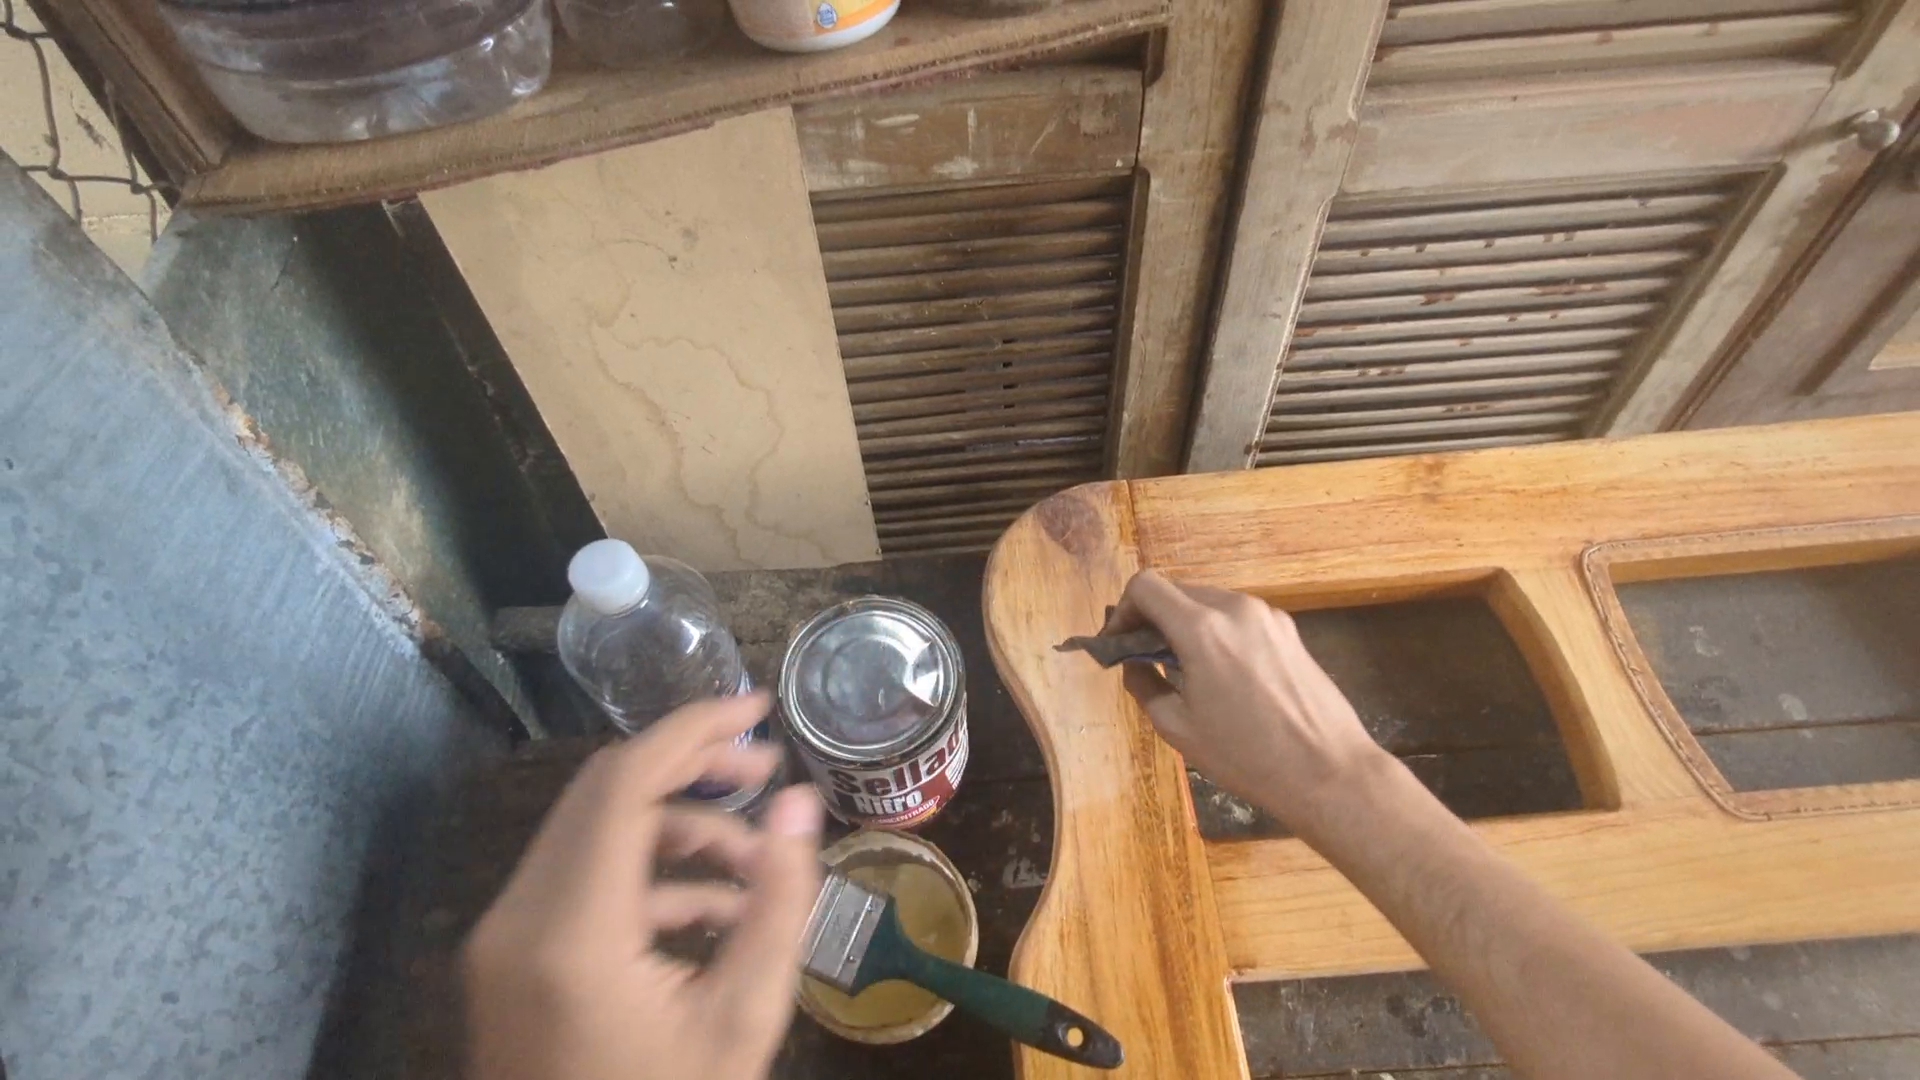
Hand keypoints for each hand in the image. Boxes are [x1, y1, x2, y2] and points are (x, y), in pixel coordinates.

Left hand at [463, 693, 823, 1079]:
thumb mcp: (745, 1017)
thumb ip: (780, 901)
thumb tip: (800, 802)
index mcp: (571, 932)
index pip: (625, 780)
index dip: (694, 728)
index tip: (759, 707)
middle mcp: (519, 918)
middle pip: (607, 790)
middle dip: (695, 766)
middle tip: (768, 769)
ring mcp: (507, 938)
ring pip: (600, 829)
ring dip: (683, 827)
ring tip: (757, 864)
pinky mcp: (514, 956)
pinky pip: (589, 877)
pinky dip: (654, 873)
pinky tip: (718, 910)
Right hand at [1110, 571, 1385, 831]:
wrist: (1329, 772)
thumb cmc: (1246, 756)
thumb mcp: (1177, 727)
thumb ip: (1143, 683)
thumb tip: (1133, 663)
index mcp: (1201, 629)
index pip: (1145, 586)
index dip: (1122, 610)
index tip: (1118, 642)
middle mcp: (1234, 608)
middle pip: (1175, 590)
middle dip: (1150, 617)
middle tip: (1142, 656)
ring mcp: (1266, 615)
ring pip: (1206, 601)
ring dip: (1183, 623)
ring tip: (1182, 666)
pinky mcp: (1288, 629)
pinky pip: (1236, 616)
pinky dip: (1215, 630)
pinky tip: (1221, 672)